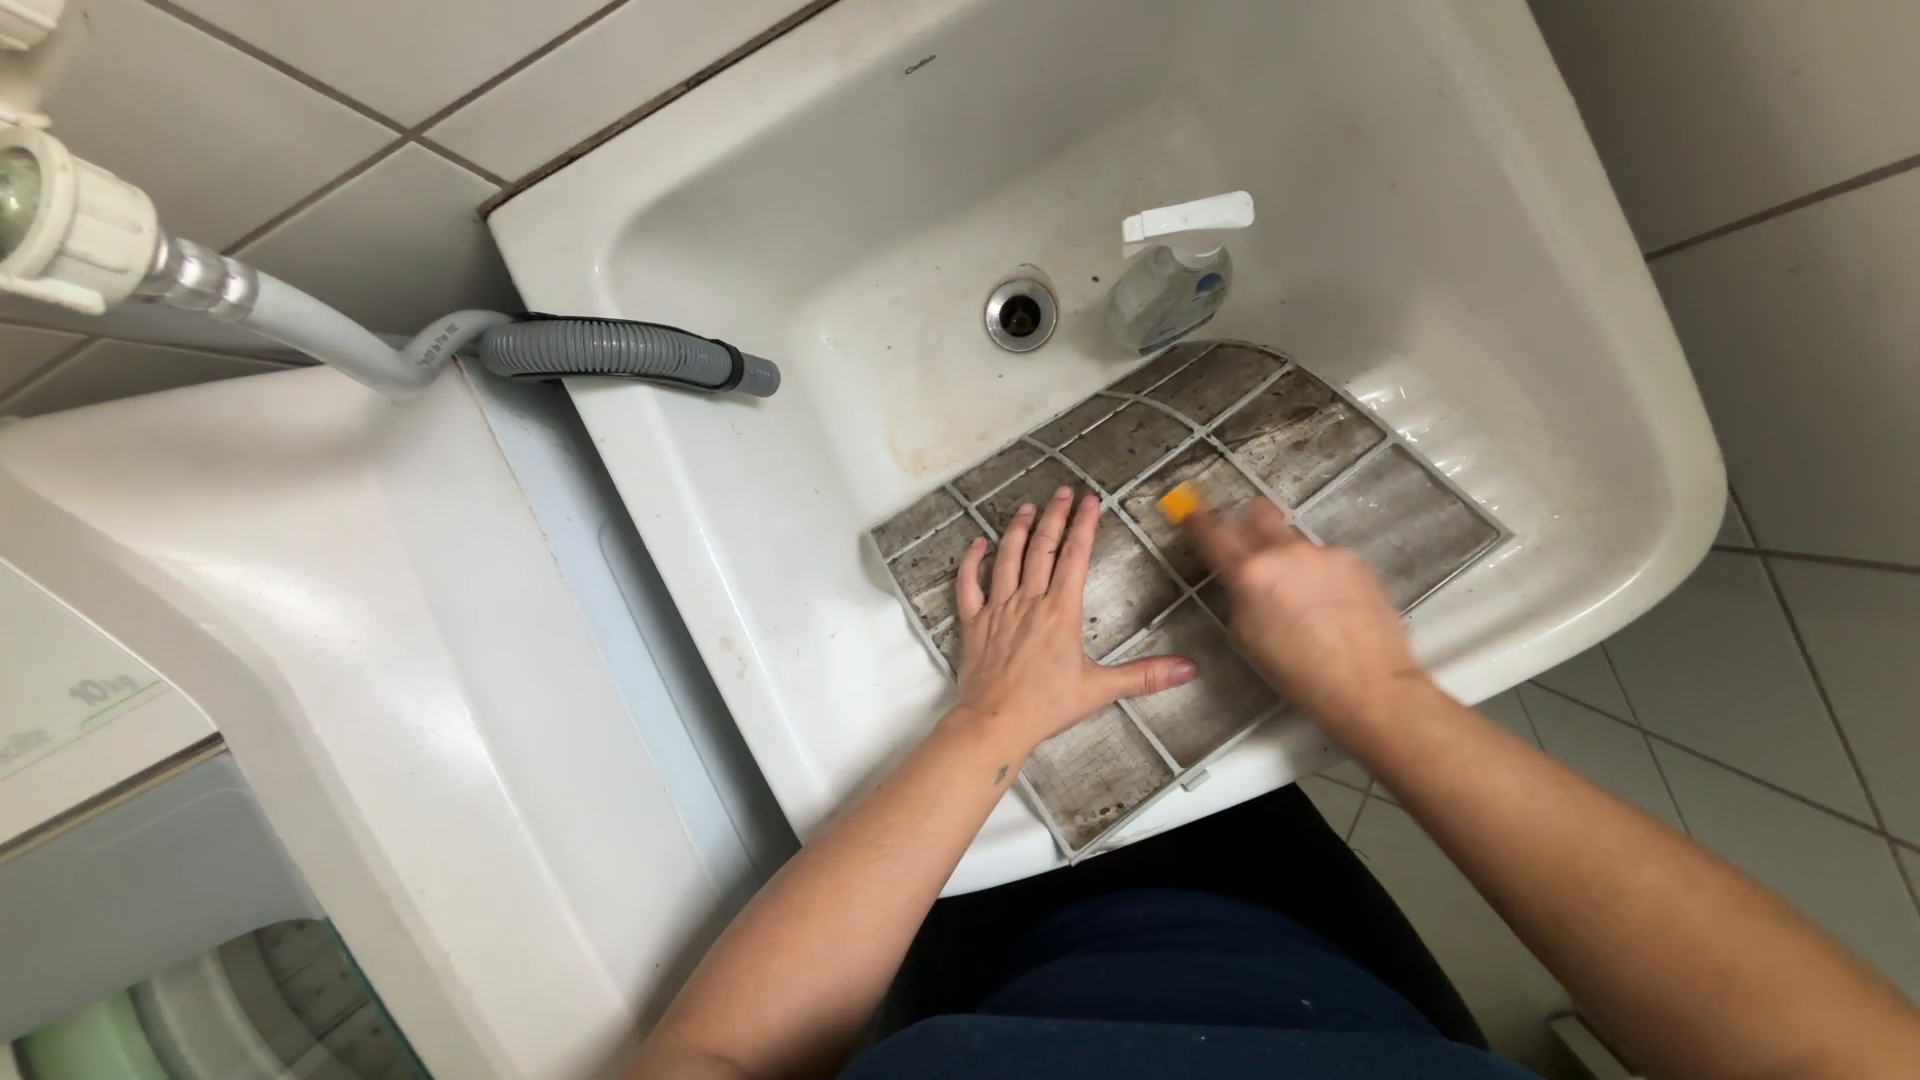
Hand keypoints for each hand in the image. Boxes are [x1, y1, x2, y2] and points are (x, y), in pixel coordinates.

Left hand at [951, 487, 1196, 753]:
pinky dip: (972, 561)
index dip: (1084, 525)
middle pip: (1041, 547)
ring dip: (1017, 529)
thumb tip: (1186, 669)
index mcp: (1060, 611)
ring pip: (1007, 557)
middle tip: (1062, 492)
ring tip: (1026, 507)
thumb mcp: (1100, 689)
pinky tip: (978, 544)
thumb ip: (1144, 674)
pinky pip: (969, 584)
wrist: (996, 722)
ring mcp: (998, 608)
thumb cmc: (1045, 706)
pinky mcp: (974, 622)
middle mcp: (1028, 601)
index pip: (1075, 556)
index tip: (1090, 502)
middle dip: (1053, 515)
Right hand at [1184, 497, 1429, 726]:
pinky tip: (1330, 604)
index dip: (1198, 519)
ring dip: (1290, 558)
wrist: (1366, 683)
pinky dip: (1320, 573)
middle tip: (1250, 544)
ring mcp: (1323, 553)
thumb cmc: (1298, 672)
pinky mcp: (1354, 561)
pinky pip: (1325, 558)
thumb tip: (1242, 581)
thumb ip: (1238, 596)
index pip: (1212, 532)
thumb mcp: (1246, 636)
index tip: (1193, 513)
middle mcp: (1284, 552)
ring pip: (1295, 542)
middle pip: (1258, 512)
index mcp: (1249, 573)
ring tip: (1303, 596)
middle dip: (1248, 521)